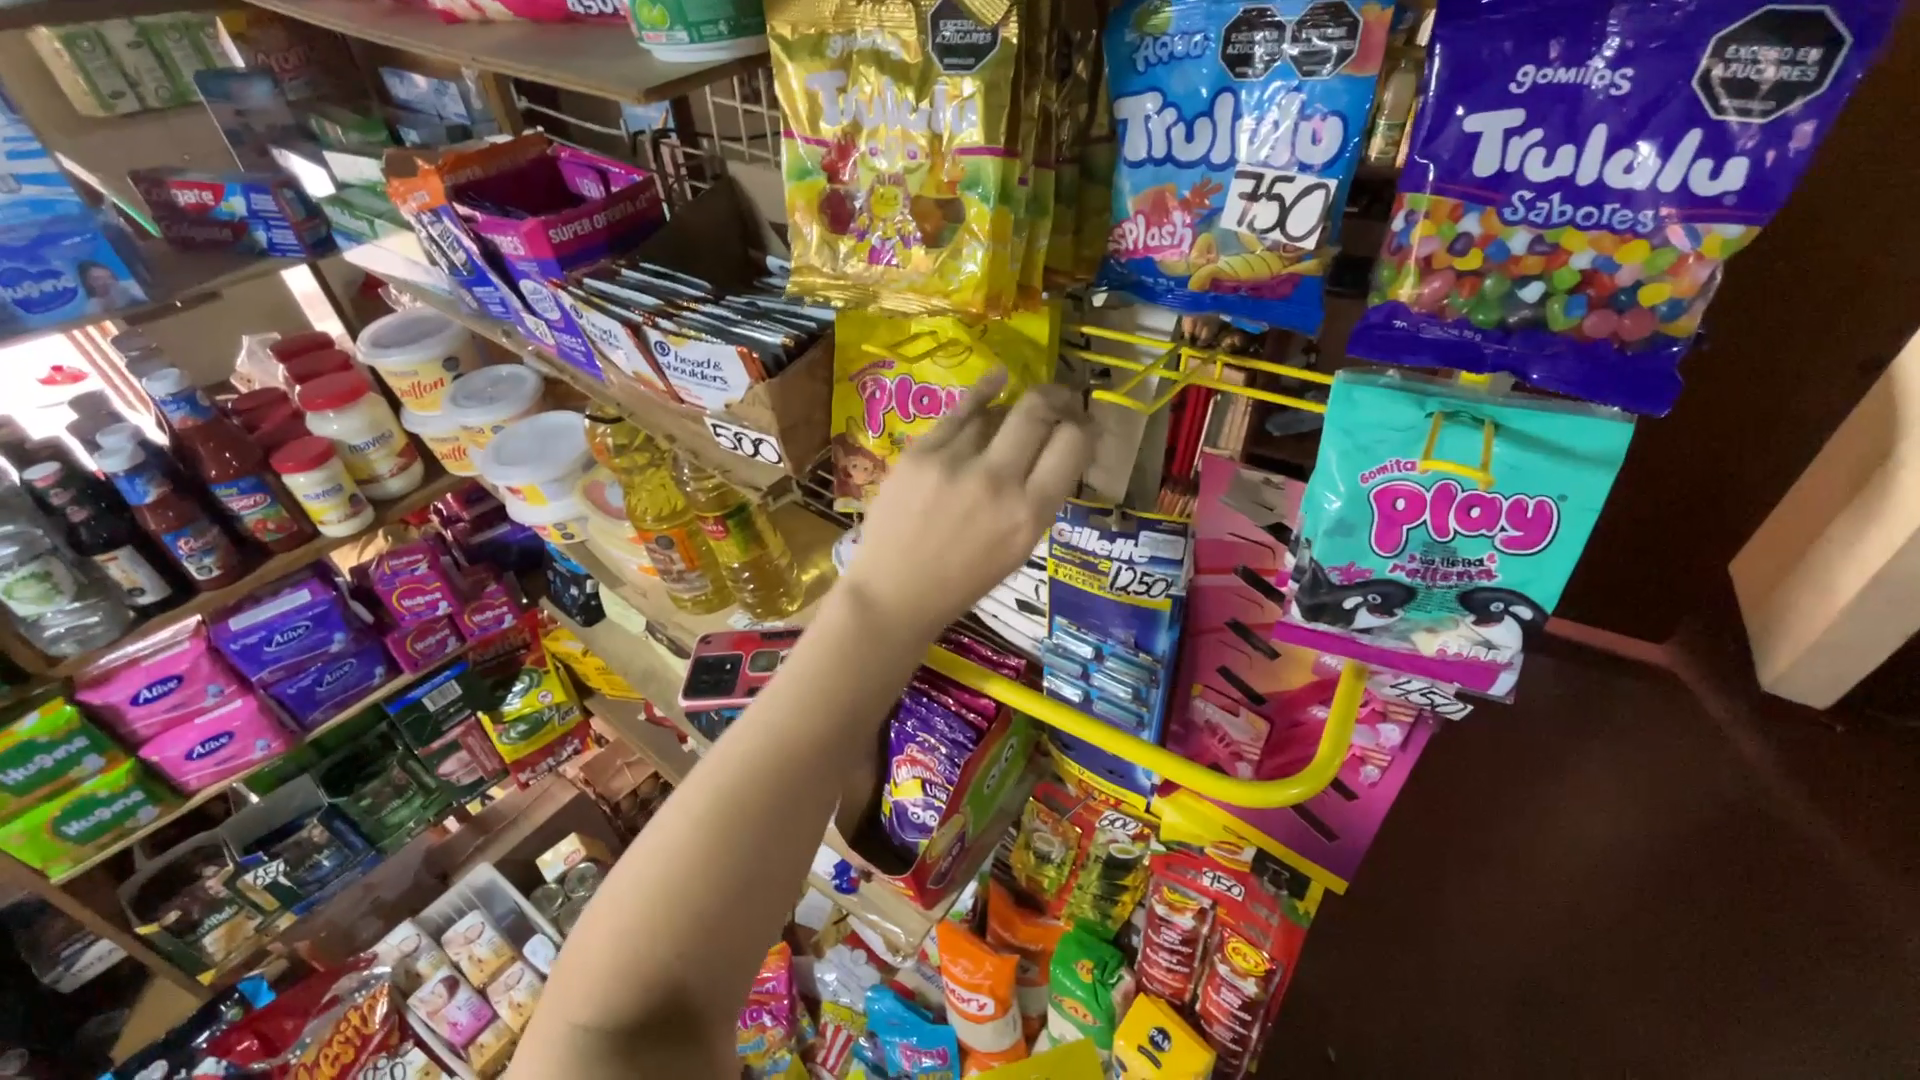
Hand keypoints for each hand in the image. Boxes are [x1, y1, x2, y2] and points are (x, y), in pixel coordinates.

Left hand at [845, 370, 1092, 639]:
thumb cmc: (964, 579)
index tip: (1082, 424)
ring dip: (1013, 411)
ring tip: (1015, 417)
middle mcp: (996, 483)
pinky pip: (960, 412)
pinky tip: (997, 379)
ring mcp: (954, 464)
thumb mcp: (1020, 547)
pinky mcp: (919, 453)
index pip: (1073, 444)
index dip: (1084, 426)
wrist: (896, 592)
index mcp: (1029, 515)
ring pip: (997, 411)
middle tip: (1059, 401)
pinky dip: (983, 393)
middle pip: (1038, 411)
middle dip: (1057, 398)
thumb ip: (1040, 496)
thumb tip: (1058, 445)